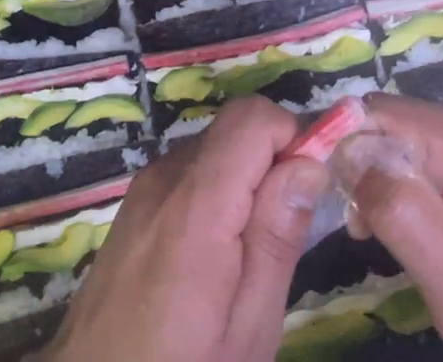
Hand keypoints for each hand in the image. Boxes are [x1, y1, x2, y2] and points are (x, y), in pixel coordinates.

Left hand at [46, 96, 331, 361]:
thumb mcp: (248, 325)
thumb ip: (276, 236)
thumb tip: (308, 163)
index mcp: (195, 205)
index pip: (252, 118)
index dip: (291, 139)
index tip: (309, 191)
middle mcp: (164, 179)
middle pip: (234, 130)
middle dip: (272, 162)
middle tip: (284, 233)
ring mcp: (143, 189)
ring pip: (215, 150)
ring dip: (245, 180)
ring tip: (247, 254)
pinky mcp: (133, 205)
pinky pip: (190, 174)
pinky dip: (216, 194)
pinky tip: (214, 255)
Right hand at [336, 94, 442, 361]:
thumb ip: (403, 212)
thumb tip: (345, 151)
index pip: (383, 114)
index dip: (341, 148)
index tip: (320, 201)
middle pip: (399, 125)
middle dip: (366, 170)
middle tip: (363, 238)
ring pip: (416, 147)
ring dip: (390, 188)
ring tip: (388, 245)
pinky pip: (442, 167)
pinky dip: (418, 197)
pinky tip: (424, 241)